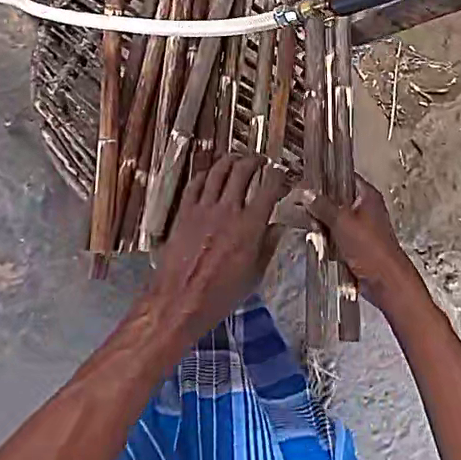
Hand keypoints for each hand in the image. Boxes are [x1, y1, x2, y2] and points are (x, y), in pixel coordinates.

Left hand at [144, 154, 288, 345]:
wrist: (180, 301)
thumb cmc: (219, 296)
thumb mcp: (253, 276)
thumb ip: (267, 247)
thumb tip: (278, 227)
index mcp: (249, 227)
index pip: (268, 189)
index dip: (277, 176)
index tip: (280, 174)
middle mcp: (227, 211)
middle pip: (242, 171)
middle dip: (254, 161)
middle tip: (260, 161)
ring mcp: (203, 208)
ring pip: (218, 171)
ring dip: (230, 160)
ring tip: (236, 159)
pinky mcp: (185, 212)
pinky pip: (195, 184)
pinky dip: (205, 175)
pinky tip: (209, 175)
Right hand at [307, 174, 422, 308]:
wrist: (386, 284)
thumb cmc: (370, 248)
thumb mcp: (342, 222)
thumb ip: (322, 206)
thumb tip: (305, 192)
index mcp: (366, 195)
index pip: (342, 176)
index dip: (324, 175)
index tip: (304, 178)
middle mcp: (364, 207)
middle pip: (336, 197)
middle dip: (319, 202)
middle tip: (301, 202)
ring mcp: (360, 226)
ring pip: (333, 217)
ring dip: (321, 221)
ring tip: (306, 221)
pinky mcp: (355, 244)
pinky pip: (335, 234)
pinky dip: (325, 236)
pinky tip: (313, 236)